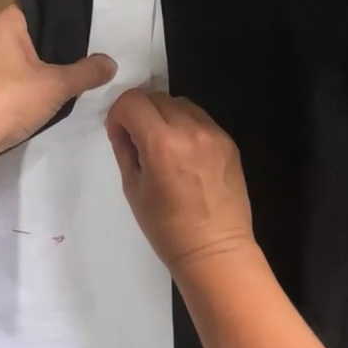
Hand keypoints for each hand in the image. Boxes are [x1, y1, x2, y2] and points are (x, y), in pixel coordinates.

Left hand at [0, 5, 115, 156]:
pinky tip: (49, 94)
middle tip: (91, 48)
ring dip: (44, 65)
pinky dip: (30, 82)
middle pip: (33, 32)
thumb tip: (111, 63)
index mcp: (6, 22)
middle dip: (59, 42)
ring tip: (76, 70)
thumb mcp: (57, 85)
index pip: (39, 5)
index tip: (91, 22)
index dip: (65, 12)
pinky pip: (13, 76)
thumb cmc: (7, 100)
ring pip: (23, 56)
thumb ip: (87, 72)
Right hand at [105, 90, 253, 272]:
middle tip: (138, 141)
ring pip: (180, 103)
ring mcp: (214, 133)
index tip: (119, 135)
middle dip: (141, 113)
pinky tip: (185, 155)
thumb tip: (122, 129)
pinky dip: (186, 126)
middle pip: (156, 97)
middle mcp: (190, 129)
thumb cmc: (167, 229)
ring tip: (163, 147)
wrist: (215, 251)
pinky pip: (201, 120)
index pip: (132, 101)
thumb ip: (125, 150)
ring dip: (165, 116)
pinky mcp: (229, 142)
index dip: (118, 114)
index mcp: (162, 142)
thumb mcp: (134, 189)